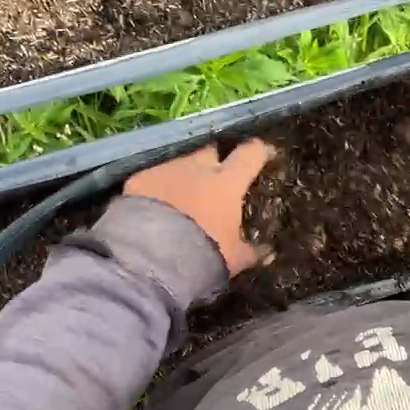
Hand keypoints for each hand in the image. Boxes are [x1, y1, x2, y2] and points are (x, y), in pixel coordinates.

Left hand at [123, 140, 274, 273]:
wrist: (153, 259)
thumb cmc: (204, 256)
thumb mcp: (234, 259)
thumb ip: (252, 252)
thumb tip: (269, 253)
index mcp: (227, 183)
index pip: (250, 154)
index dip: (258, 151)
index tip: (262, 154)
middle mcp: (198, 168)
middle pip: (211, 149)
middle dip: (214, 159)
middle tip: (215, 178)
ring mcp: (166, 170)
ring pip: (179, 163)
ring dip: (183, 176)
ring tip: (179, 199)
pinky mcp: (139, 179)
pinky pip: (152, 179)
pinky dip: (155, 189)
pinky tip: (151, 208)